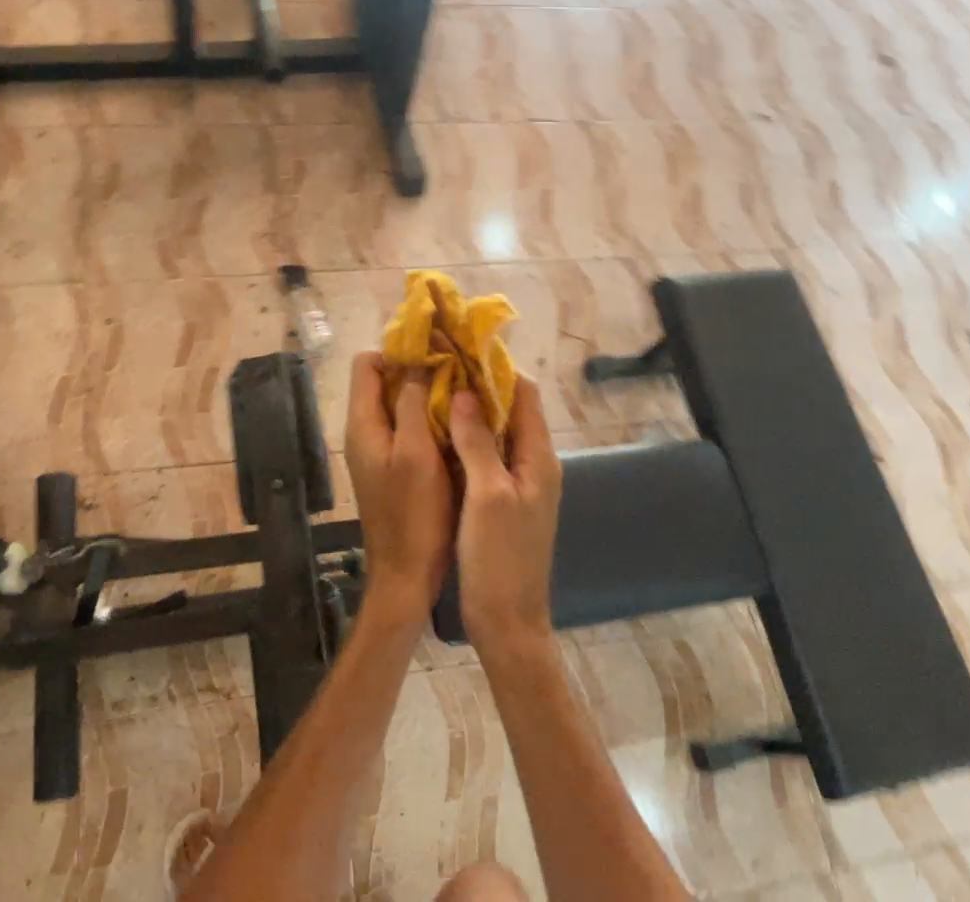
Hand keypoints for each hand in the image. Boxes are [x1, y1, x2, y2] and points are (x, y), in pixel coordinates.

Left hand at [345, 352, 455, 621]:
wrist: (408, 574)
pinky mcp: (398, 468)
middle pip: (386, 382)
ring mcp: (382, 451)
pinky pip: (412, 429)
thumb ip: (412, 404)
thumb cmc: (413, 514)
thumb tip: (416, 362)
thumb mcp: (416, 453)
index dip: (399, 350)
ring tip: (467, 390)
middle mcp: (367, 432)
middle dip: (420, 369)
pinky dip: (433, 420)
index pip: (368, 364)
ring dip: (430, 395)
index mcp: (364, 424)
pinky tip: (463, 423)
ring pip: (402, 405)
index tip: (439, 351)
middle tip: (461, 368)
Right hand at [447, 378, 561, 654]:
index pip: (524, 395)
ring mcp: (518, 487)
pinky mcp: (501, 504)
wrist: (507, 621)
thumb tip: (464, 392)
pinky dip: (465, 443)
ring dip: (470, 414)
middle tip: (436, 367)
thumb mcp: (487, 495)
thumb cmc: (500, 558)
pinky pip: (485, 460)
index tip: (458, 349)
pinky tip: (436, 437)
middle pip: (510, 412)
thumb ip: (478, 442)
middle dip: (478, 387)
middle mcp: (533, 465)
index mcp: (538, 458)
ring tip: (431, 392)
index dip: (495, 368)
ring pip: (496, 436)